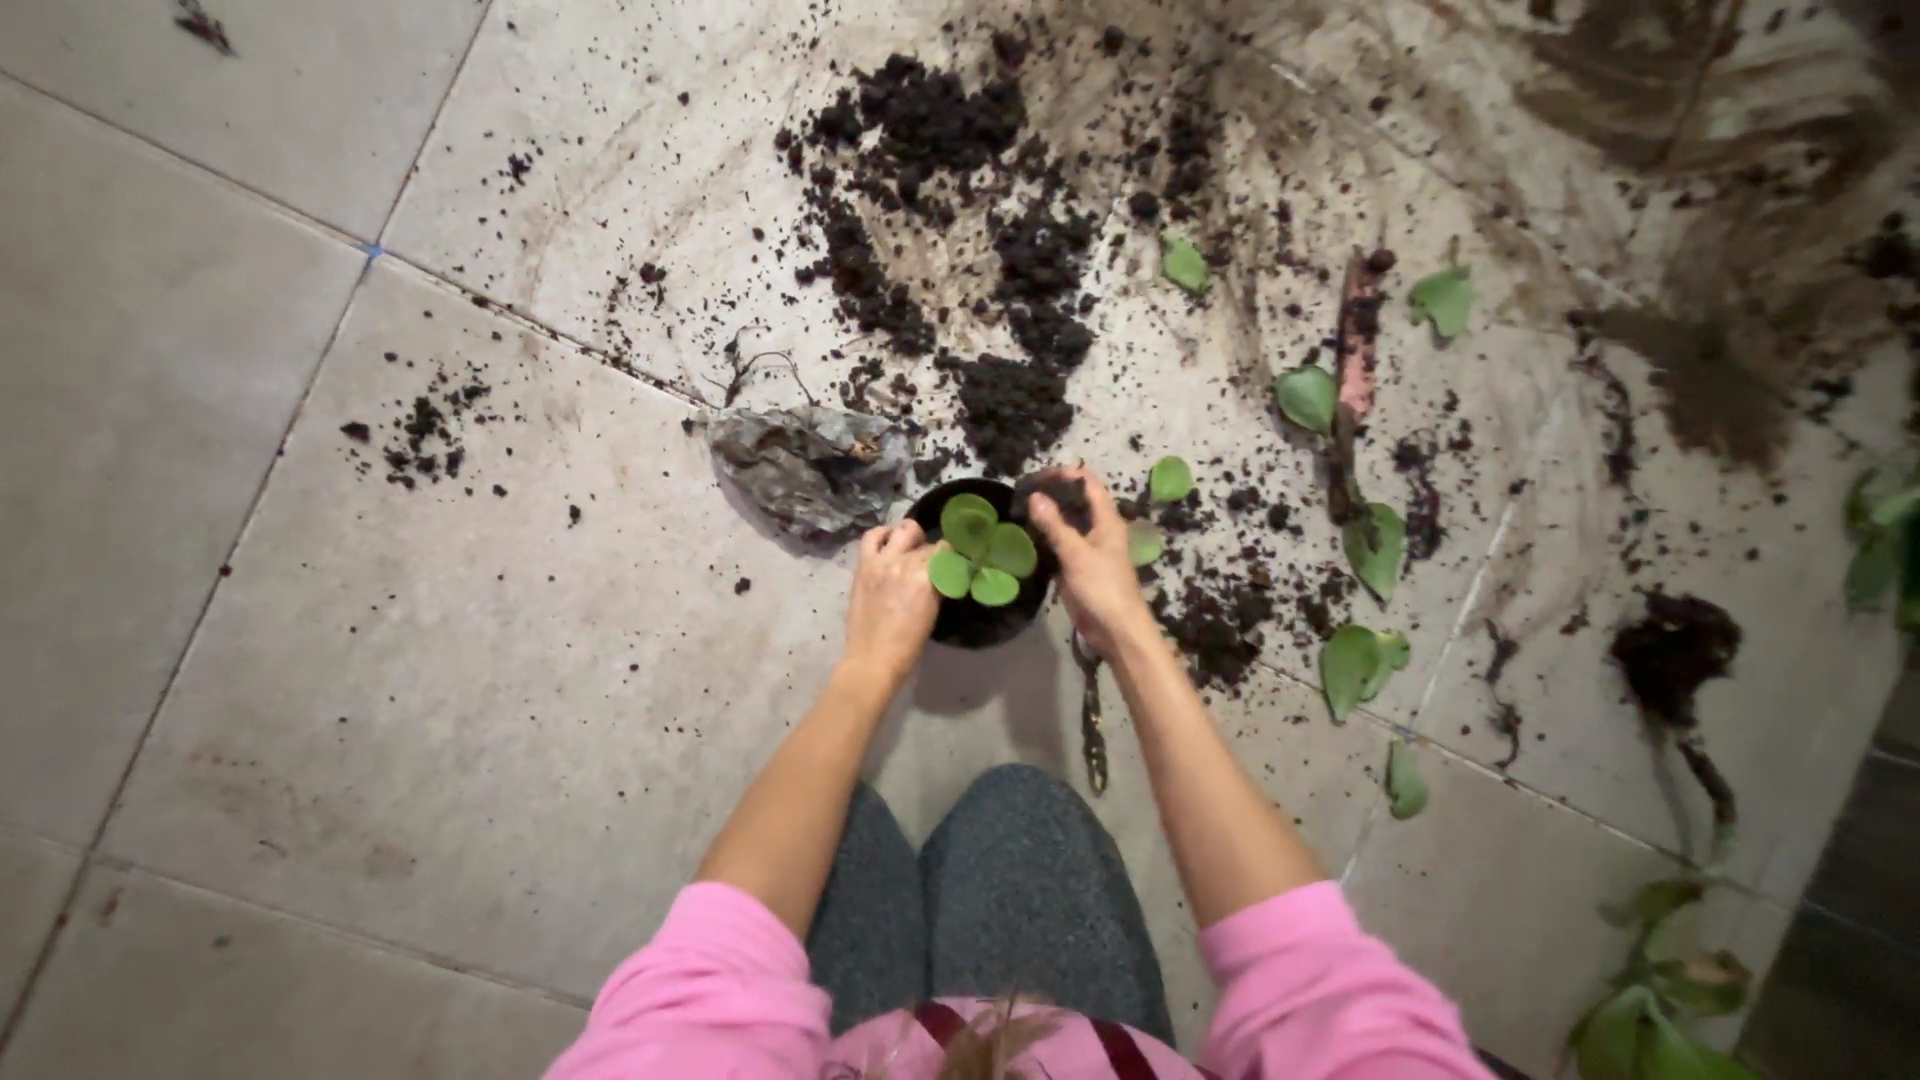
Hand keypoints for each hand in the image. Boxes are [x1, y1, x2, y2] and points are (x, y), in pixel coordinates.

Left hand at [841, 520, 939, 687]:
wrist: (873, 657)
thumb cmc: (909, 642)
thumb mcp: (933, 611)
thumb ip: (939, 585)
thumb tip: (945, 570)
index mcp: (926, 578)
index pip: (945, 550)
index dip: (951, 556)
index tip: (952, 563)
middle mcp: (904, 563)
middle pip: (926, 543)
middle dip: (932, 551)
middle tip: (930, 565)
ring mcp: (881, 561)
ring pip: (903, 530)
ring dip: (911, 537)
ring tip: (910, 549)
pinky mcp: (864, 565)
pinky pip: (872, 536)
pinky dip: (883, 534)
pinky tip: (889, 543)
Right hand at [1025, 467, 1156, 657]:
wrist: (1115, 629)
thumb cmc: (1102, 587)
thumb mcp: (1076, 554)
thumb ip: (1055, 525)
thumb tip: (1035, 496)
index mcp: (1107, 521)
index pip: (1089, 485)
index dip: (1067, 475)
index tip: (1039, 475)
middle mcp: (1099, 530)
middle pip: (1077, 502)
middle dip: (1053, 494)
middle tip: (1023, 491)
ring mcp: (1088, 549)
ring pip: (1067, 524)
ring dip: (1048, 516)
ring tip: (1019, 508)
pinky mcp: (1077, 567)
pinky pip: (1060, 545)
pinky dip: (1046, 538)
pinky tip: (1026, 535)